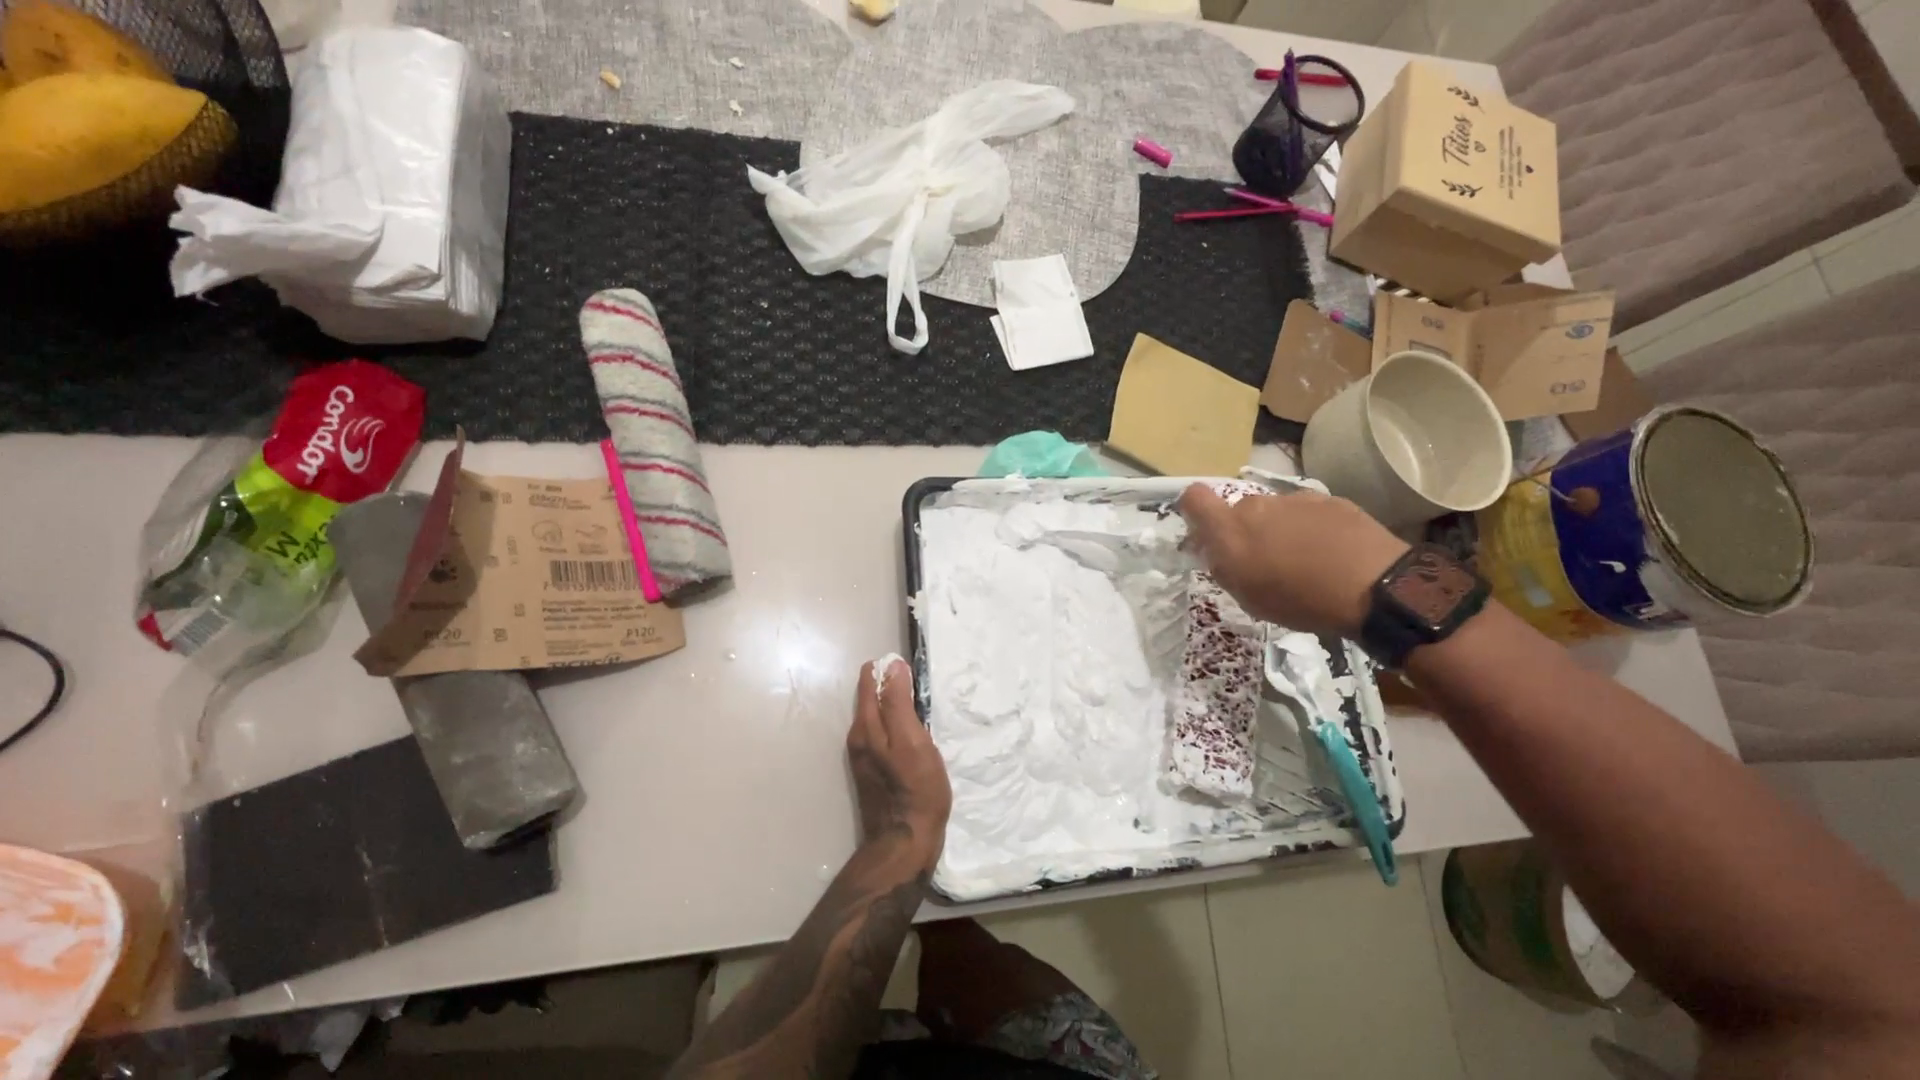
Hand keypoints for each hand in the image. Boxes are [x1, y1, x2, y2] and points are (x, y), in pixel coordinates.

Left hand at [848, 658, 950, 869]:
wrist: (905, 841)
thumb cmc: (916, 789)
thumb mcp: (913, 740)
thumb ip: (899, 703)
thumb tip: (891, 667)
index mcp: (865, 728)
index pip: (868, 684)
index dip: (883, 670)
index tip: (900, 662)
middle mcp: (858, 739)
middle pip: (869, 701)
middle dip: (885, 686)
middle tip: (909, 678)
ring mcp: (864, 759)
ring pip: (874, 720)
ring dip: (889, 707)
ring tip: (912, 700)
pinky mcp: (873, 774)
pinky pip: (880, 738)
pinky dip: (892, 726)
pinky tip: (909, 732)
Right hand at [1177, 483, 1409, 637]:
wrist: (1375, 586)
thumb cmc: (1300, 600)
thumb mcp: (1249, 598)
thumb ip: (1225, 568)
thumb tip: (1215, 551)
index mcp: (1231, 529)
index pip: (1194, 498)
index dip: (1195, 512)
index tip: (1206, 535)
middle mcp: (1258, 505)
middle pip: (1240, 511)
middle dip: (1246, 532)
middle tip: (1265, 564)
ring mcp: (1297, 499)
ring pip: (1276, 512)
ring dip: (1281, 531)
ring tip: (1305, 563)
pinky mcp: (1332, 500)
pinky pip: (1309, 513)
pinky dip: (1312, 530)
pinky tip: (1331, 555)